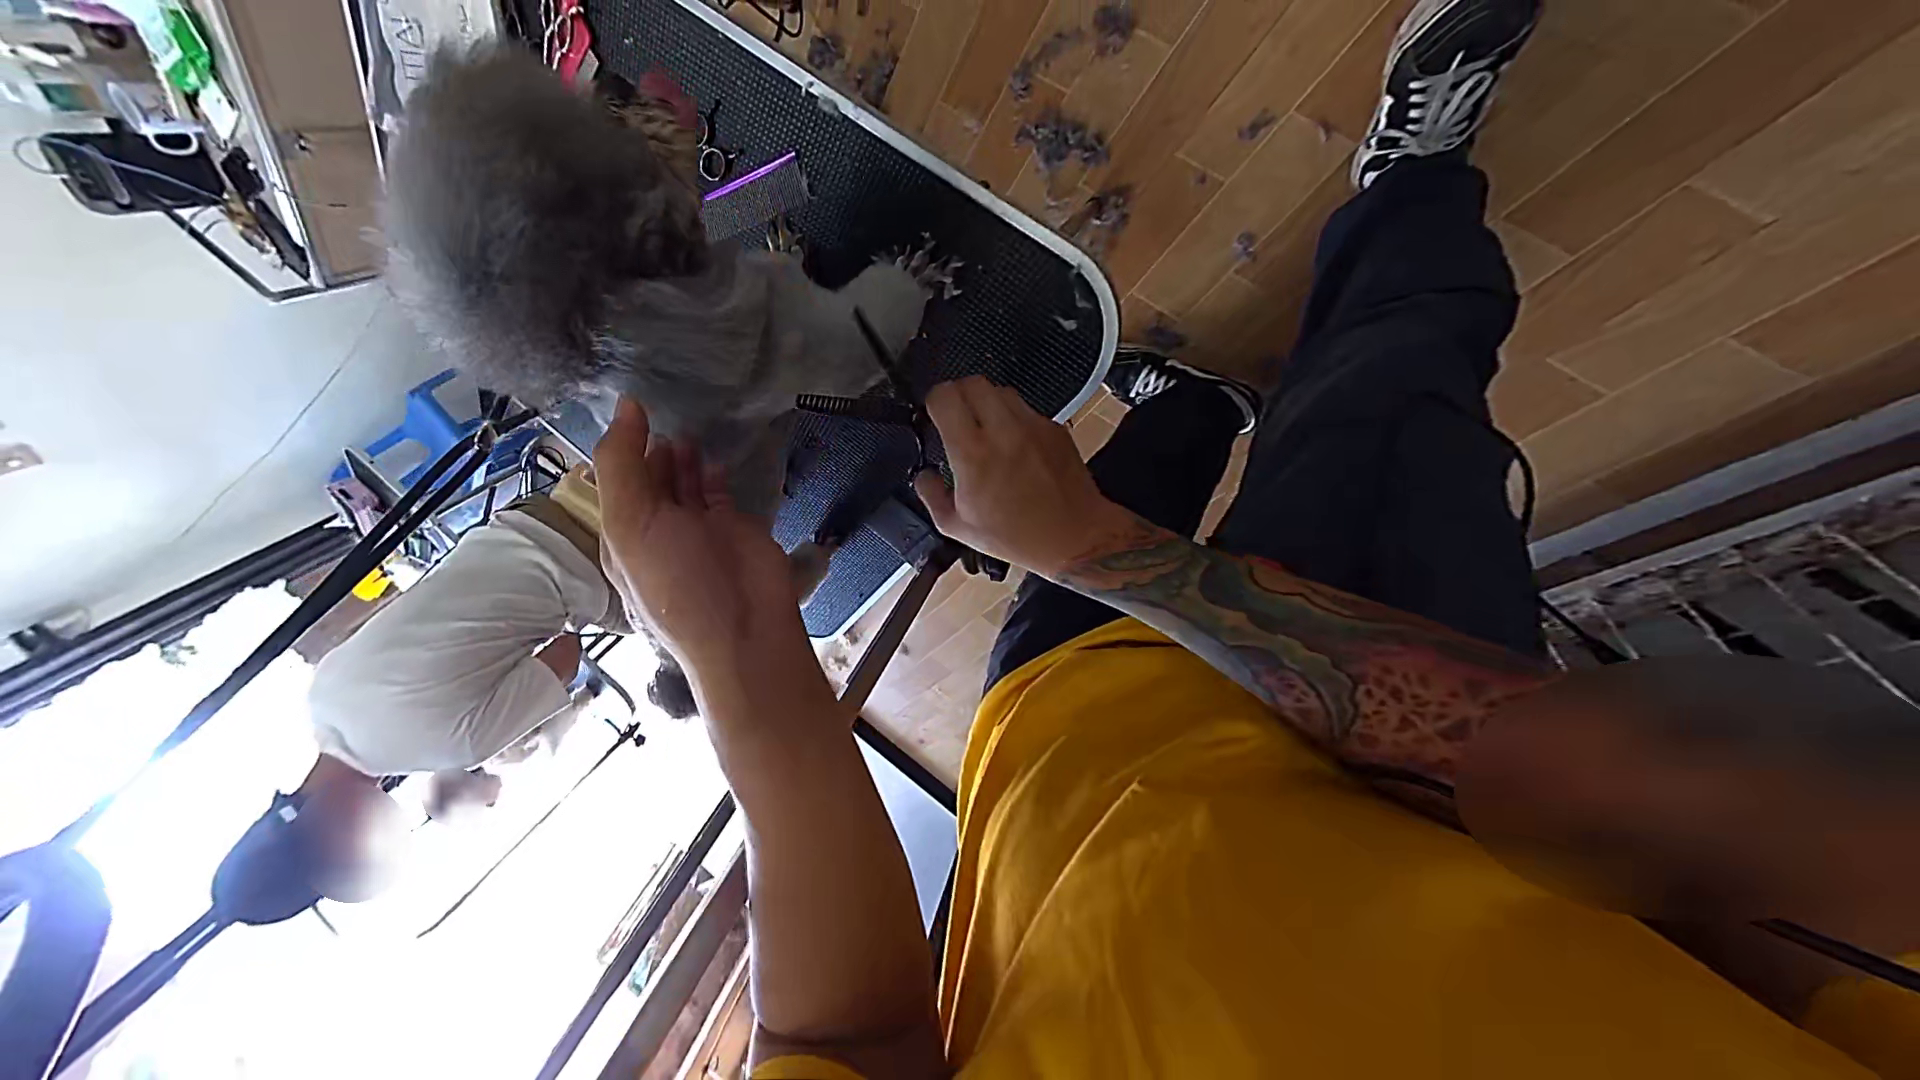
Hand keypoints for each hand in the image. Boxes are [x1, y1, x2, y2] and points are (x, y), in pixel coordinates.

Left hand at [593, 397, 809, 679]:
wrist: (745, 626)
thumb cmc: (679, 580)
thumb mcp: (631, 523)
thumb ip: (622, 462)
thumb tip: (626, 404)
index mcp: (623, 532)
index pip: (615, 480)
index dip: (621, 446)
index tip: (634, 409)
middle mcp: (657, 529)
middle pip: (651, 478)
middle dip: (652, 447)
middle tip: (664, 412)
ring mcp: (697, 529)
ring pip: (685, 482)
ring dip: (684, 456)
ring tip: (686, 427)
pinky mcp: (734, 526)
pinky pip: (719, 491)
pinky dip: (715, 472)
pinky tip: (714, 454)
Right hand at [913, 376, 1132, 578]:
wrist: (1074, 537)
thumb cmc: (1020, 537)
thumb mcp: (958, 528)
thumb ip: (931, 495)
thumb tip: (924, 477)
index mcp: (973, 455)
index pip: (944, 397)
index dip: (933, 401)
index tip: (933, 413)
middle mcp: (1004, 433)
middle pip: (972, 382)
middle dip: (958, 394)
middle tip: (956, 415)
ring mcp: (1033, 427)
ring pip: (1001, 390)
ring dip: (987, 403)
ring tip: (985, 430)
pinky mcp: (1054, 429)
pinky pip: (1027, 409)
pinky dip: (1015, 419)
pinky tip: (1014, 445)